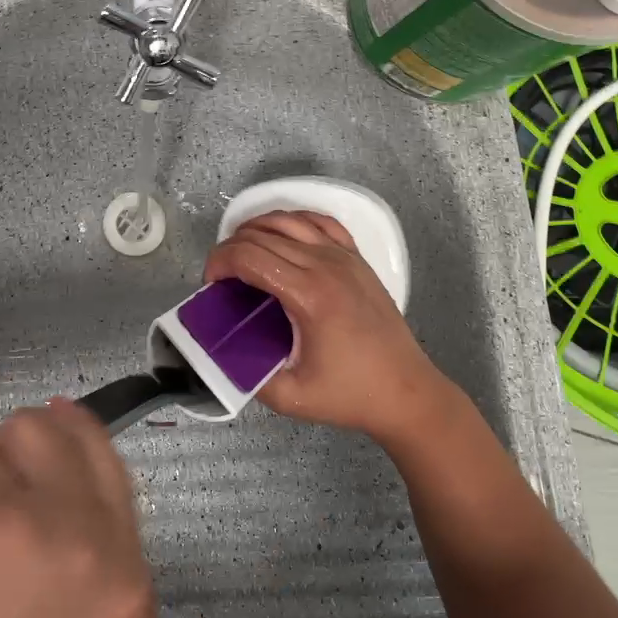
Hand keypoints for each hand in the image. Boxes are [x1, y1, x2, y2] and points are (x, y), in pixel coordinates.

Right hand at [203, 210, 457, 446]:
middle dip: (229, 249)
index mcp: (308, 294)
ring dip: (255, 230)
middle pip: (261, 234)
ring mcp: (344, 257)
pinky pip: (318, 222)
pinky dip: (292, 222)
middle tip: (222, 280)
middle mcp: (326, 265)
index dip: (218, 263)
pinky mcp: (356, 258)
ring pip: (287, 219)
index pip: (248, 255)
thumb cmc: (350, 395)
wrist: (407, 393)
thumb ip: (246, 374)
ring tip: (242, 255)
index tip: (211, 286)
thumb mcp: (290, 397)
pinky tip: (281, 239)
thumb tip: (216, 353)